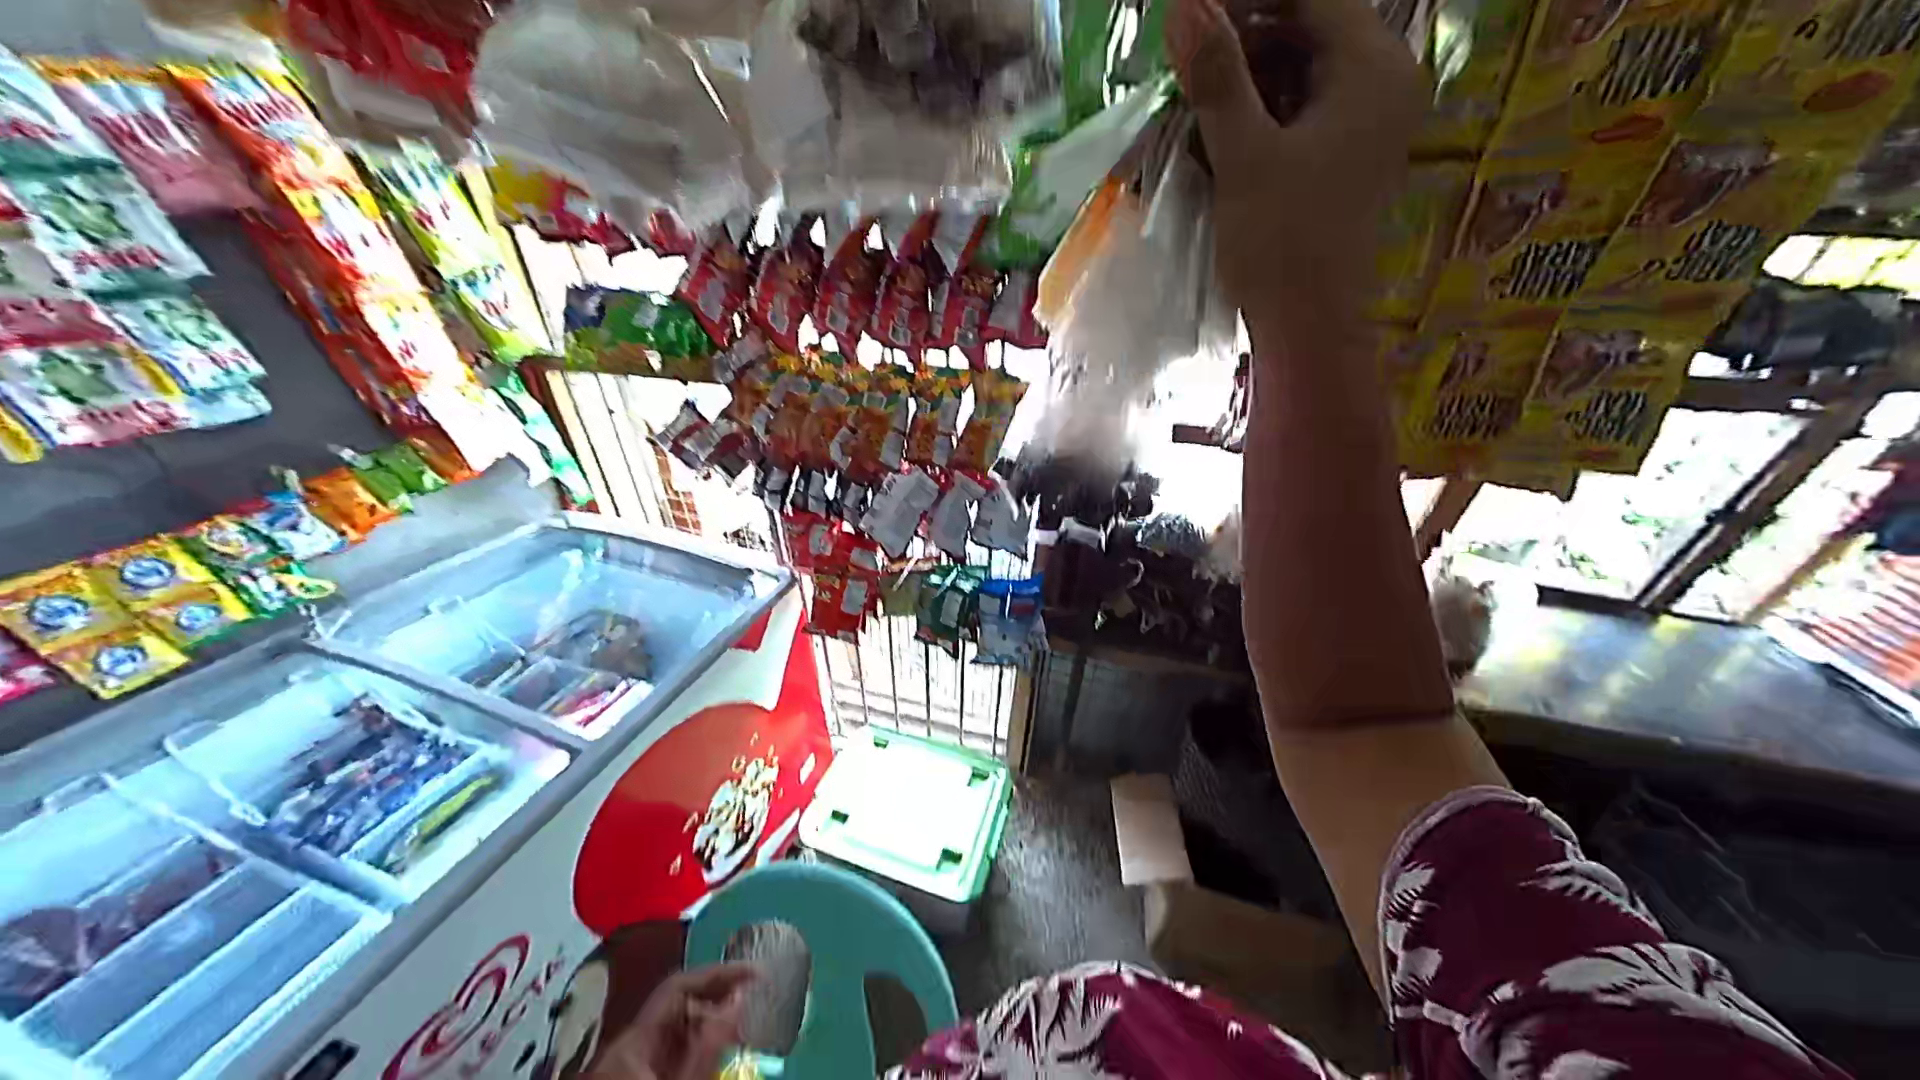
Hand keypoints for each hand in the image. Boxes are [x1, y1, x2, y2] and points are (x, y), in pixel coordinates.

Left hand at [588, 964, 756, 1079]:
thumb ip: (709, 1046)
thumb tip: (738, 997)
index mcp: (633, 1042)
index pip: (679, 987)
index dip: (719, 974)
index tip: (755, 976)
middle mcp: (628, 1047)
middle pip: (677, 1008)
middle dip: (717, 1001)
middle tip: (752, 1005)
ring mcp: (629, 1066)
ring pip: (675, 1031)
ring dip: (710, 1026)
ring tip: (741, 1034)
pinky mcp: (639, 1078)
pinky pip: (670, 1053)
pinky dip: (696, 1050)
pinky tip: (716, 1059)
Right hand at [1167, 0, 1424, 341]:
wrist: (1308, 325)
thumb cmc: (1282, 243)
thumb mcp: (1245, 156)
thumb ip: (1218, 77)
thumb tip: (1185, 4)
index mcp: (1373, 68)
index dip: (1244, 4)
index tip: (1188, 17)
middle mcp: (1382, 82)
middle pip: (1307, 30)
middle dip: (1241, 43)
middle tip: (1184, 62)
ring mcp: (1365, 121)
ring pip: (1299, 71)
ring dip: (1244, 81)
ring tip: (1192, 100)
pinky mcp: (1343, 154)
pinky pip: (1300, 109)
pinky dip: (1258, 113)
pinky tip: (1218, 131)